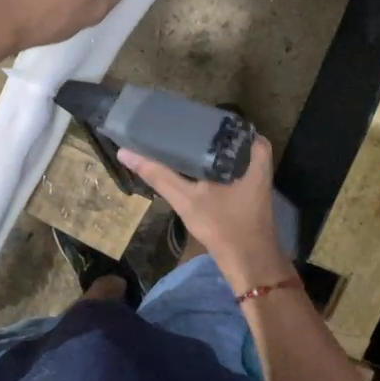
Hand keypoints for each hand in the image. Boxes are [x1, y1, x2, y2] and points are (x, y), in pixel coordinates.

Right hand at [119, 136, 295, 291]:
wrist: (249, 260)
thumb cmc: (223, 226)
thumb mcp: (186, 199)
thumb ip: (156, 174)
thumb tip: (124, 152)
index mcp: (248, 146)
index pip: (212, 121)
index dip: (184, 121)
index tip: (159, 121)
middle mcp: (255, 151)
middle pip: (213, 135)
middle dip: (186, 136)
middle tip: (155, 133)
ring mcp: (253, 166)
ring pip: (216, 149)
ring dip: (193, 151)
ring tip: (162, 145)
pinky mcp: (246, 180)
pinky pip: (220, 162)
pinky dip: (202, 164)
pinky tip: (179, 165)